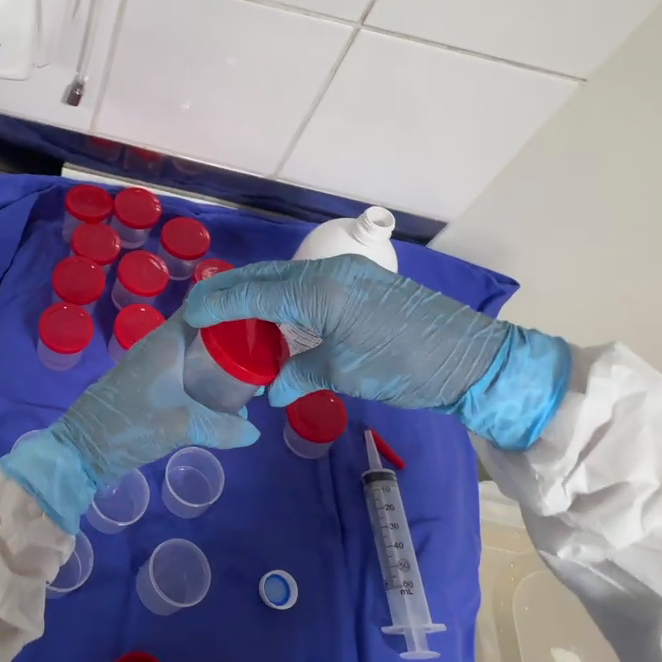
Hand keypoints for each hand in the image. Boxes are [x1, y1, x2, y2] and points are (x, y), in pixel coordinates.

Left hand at [0, 317, 257, 531]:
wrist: (83, 449)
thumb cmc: (129, 426)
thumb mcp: (181, 426)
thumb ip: (221, 428)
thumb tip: (255, 432)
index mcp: (164, 342)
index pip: (199, 305)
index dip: (227, 301)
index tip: (258, 306)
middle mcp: (158, 346)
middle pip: (201, 328)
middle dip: (231, 334)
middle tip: (266, 344)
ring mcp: (151, 365)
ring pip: (192, 351)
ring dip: (217, 356)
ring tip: (252, 368)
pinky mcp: (148, 385)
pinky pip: (184, 369)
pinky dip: (204, 374)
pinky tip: (222, 392)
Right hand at [183, 257, 571, 450]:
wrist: (472, 357)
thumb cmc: (406, 368)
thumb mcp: (345, 375)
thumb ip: (299, 375)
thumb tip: (272, 389)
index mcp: (319, 291)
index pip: (253, 292)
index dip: (218, 302)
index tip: (189, 313)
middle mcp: (327, 271)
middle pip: (264, 275)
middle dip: (229, 289)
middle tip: (200, 306)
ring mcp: (345, 272)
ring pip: (284, 275)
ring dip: (254, 290)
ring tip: (228, 311)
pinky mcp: (359, 279)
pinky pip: (304, 281)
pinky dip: (279, 293)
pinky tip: (271, 313)